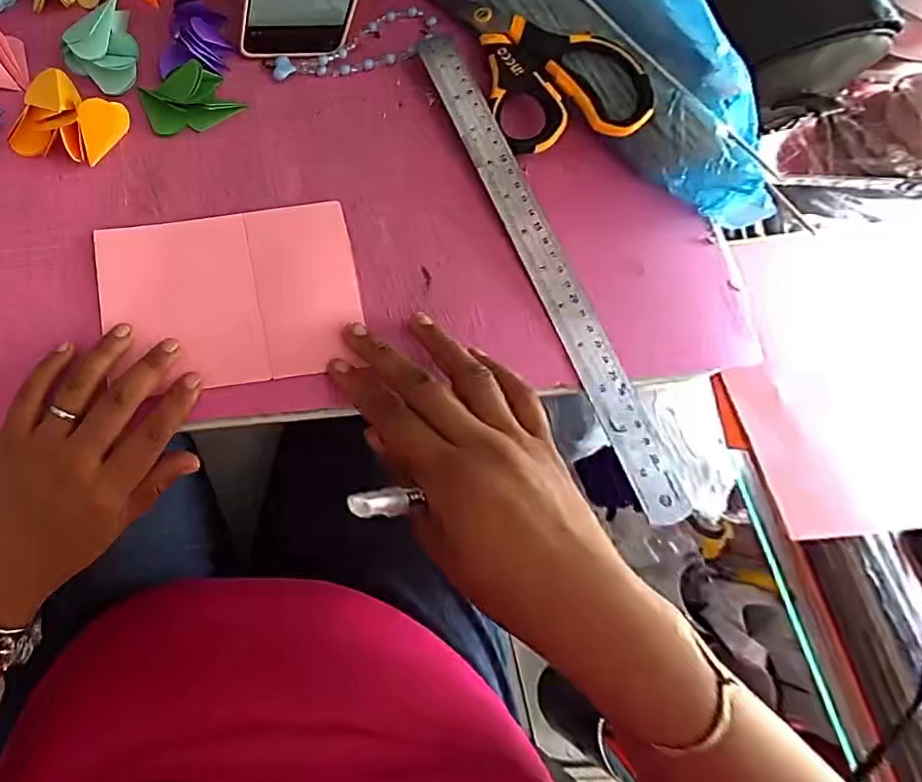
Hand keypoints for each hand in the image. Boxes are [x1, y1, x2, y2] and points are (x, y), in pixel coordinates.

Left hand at [0, 327, 202, 626]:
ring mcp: (39, 447)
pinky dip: (48, 367)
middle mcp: (75, 463)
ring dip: (103, 357)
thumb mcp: (118, 524)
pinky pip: (30, 394)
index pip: (149, 437)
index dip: (175, 404)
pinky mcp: (10, 437)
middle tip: (168, 345)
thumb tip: (192, 457)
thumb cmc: (69, 545)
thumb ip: (154, 486)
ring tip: (123, 331)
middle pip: (117, 406)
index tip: (192, 377)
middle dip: (147, 370)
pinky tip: (68, 346)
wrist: (5, 564)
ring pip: (76, 391)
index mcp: (106, 490)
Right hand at [327, 314, 631, 643]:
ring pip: (472, 377)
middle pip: (423, 387)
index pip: (392, 416)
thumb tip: (383, 440)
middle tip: (358, 333)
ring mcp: (516, 437)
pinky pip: (519, 394)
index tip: (339, 365)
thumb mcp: (440, 543)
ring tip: (418, 322)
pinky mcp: (543, 441)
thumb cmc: (504, 584)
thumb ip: (410, 486)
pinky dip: (496, 369)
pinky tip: (478, 356)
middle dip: (384, 356)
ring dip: (441, 345)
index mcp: (449, 473)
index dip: (360, 387)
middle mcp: (481, 443)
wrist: (582, 599)